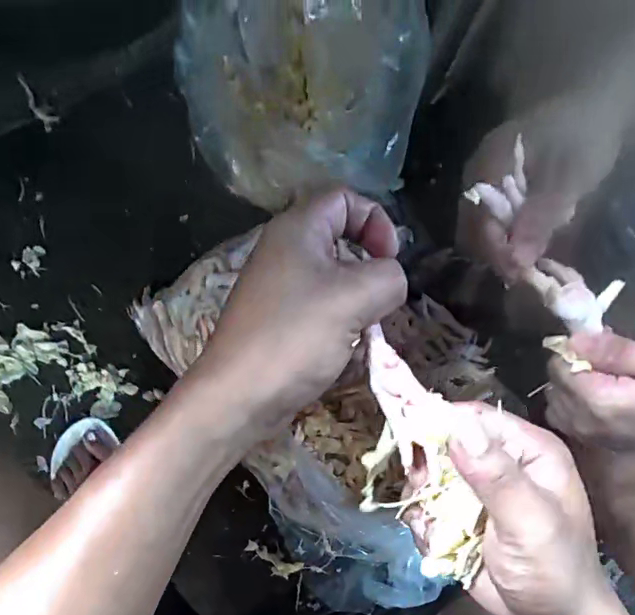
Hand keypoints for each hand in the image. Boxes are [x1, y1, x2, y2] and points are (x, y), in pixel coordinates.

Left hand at [187, 189, 406, 433]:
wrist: (241, 396)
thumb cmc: (295, 338)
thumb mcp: (355, 298)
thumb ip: (388, 277)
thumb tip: (394, 280)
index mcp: (298, 229)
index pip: (345, 198)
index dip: (376, 221)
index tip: (391, 260)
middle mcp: (285, 252)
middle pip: (342, 241)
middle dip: (371, 270)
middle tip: (382, 302)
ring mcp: (279, 290)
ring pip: (335, 282)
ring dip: (360, 305)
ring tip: (364, 333)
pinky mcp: (279, 324)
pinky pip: (321, 312)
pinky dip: (341, 327)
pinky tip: (344, 353)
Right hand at [445, 404, 620, 614]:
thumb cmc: (554, 569)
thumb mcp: (531, 522)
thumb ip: (497, 476)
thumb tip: (458, 427)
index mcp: (530, 451)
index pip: (475, 418)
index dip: (438, 423)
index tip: (409, 441)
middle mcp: (503, 464)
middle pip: (445, 444)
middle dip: (426, 470)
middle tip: (424, 495)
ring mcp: (480, 493)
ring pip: (430, 479)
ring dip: (424, 503)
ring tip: (435, 527)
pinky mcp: (462, 520)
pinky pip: (428, 510)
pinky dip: (425, 527)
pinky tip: (439, 545)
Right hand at [456, 92, 627, 281]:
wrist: (601, 105)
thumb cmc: (586, 137)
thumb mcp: (569, 179)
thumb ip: (540, 219)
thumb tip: (516, 263)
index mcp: (489, 164)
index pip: (477, 220)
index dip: (495, 252)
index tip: (519, 276)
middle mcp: (479, 173)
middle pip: (473, 228)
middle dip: (496, 255)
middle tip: (524, 276)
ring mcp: (488, 180)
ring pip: (482, 229)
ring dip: (502, 251)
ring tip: (528, 267)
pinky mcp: (501, 188)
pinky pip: (494, 222)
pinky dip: (509, 239)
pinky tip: (529, 248)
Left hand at [545, 333, 634, 464]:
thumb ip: (616, 352)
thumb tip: (576, 338)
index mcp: (600, 404)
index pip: (559, 367)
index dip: (575, 346)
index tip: (602, 337)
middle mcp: (586, 425)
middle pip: (554, 385)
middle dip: (572, 363)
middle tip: (608, 351)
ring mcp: (591, 437)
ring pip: (557, 402)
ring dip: (573, 382)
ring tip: (608, 370)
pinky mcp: (600, 441)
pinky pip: (569, 417)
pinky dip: (577, 399)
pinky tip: (606, 387)